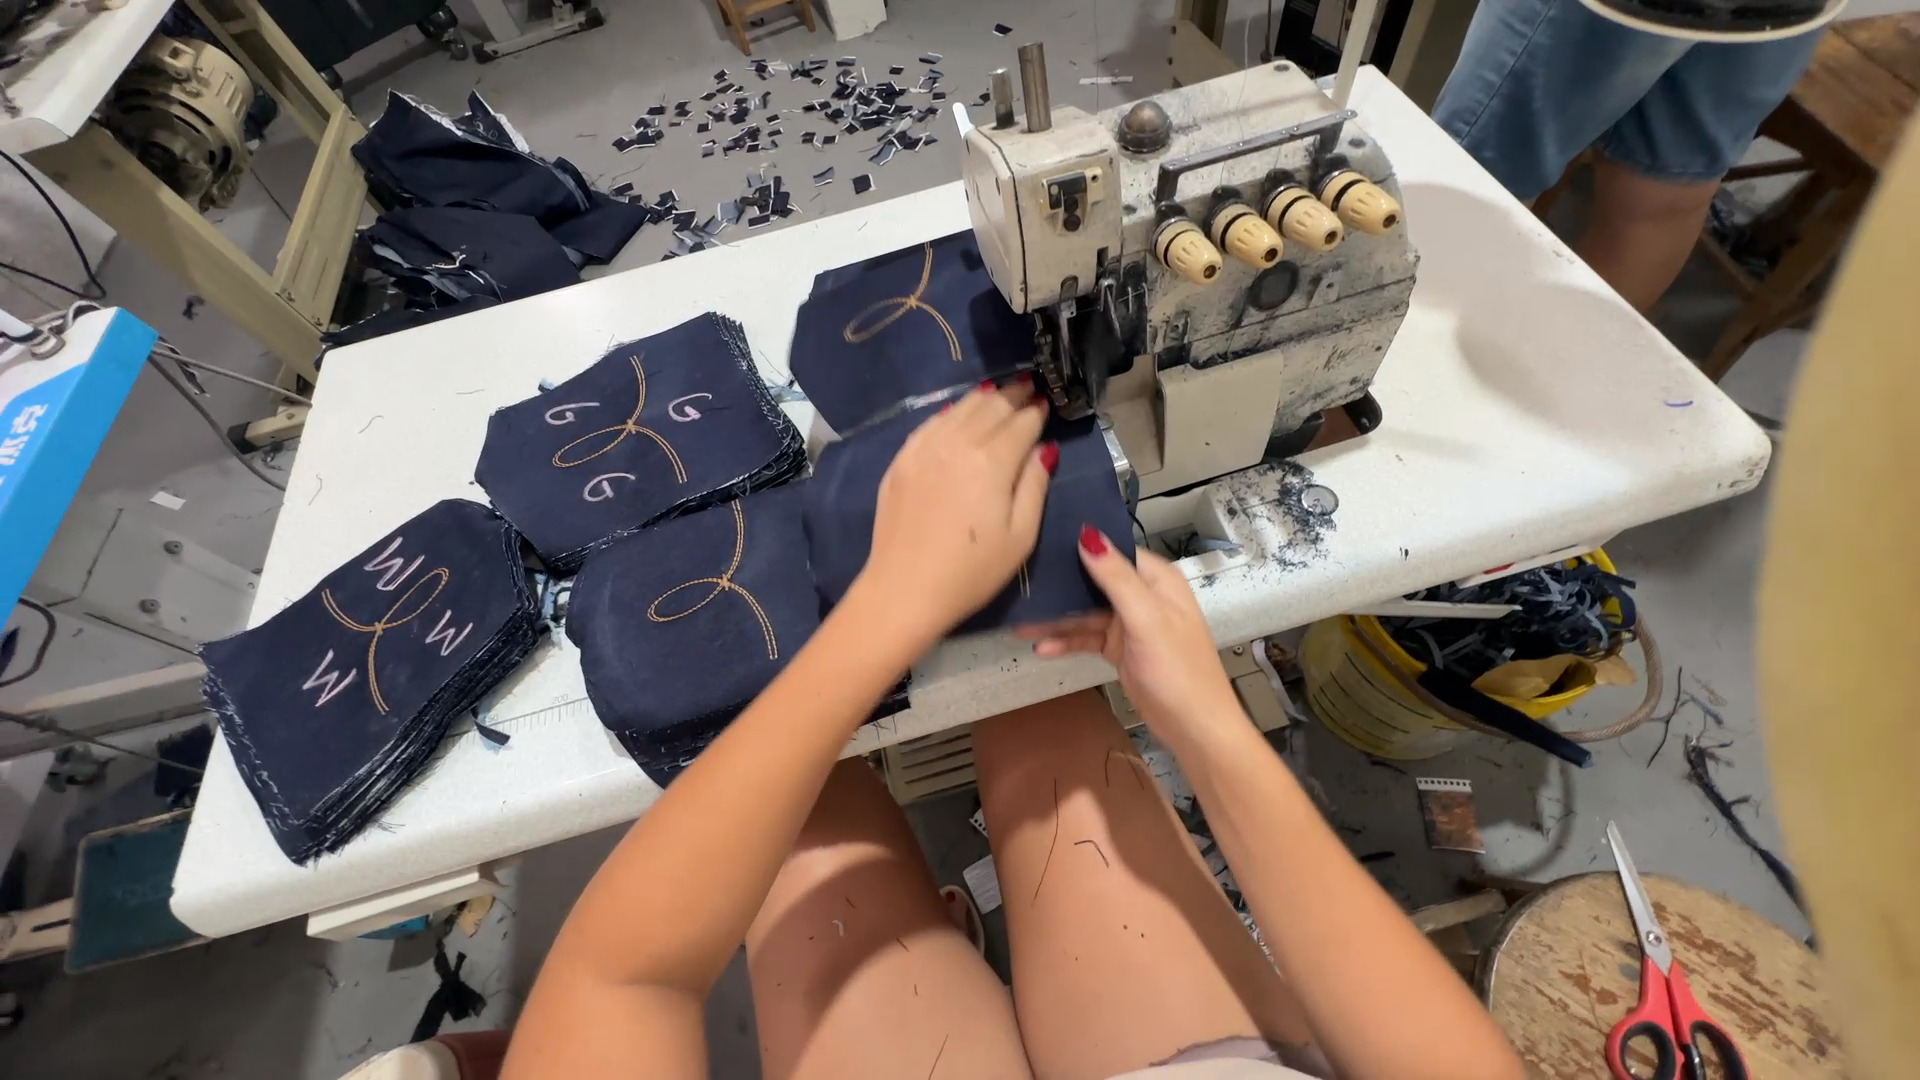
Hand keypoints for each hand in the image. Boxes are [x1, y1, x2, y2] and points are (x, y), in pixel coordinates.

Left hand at [854, 378, 1056, 645]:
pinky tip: (957, 414)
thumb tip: (1044, 449)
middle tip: (1027, 388)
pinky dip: (951, 413)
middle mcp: (958, 443)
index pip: (1021, 424)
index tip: (1047, 403)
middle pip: (991, 407)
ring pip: (959, 409)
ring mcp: (924, 448)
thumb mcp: (1021, 537)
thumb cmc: (971, 572)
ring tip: (998, 393)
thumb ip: (1035, 486)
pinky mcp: (901, 460)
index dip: (1037, 412)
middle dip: (1013, 395)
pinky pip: (931, 423)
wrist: (904, 589)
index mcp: (993, 462)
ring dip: (983, 398)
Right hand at [1017, 529, 1244, 751]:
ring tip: (1020, 624)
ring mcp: (1130, 624)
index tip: (1044, 543)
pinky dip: (1066, 642)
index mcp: (1156, 580)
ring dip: (1057, 619)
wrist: (1194, 727)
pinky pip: (1087, 638)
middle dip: (1062, 585)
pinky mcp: (1119, 649)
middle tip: (1022, 583)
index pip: (1114, 551)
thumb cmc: (1177, 668)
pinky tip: (1041, 649)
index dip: (1083, 546)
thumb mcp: (1145, 618)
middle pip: (1095, 581)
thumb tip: (1087, 534)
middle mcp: (1143, 596)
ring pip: (1086, 612)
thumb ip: (1116, 577)